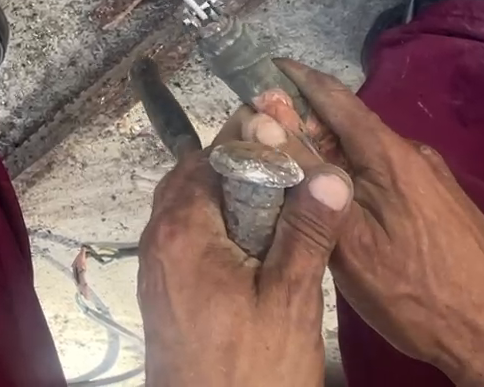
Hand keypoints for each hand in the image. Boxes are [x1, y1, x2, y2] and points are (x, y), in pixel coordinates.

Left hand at [137, 108, 355, 386]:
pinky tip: (249, 239)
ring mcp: (155, 260)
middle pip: (193, 176)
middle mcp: (158, 233)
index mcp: (183, 226)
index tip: (277, 121)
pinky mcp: (160, 284)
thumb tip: (328, 174)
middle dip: (234, 164)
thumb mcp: (288, 300)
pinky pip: (183, 232)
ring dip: (224, 194)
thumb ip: (304, 233)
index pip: (210, 158)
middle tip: (281, 163)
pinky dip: (212, 222)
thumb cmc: (251, 367)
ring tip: (273, 199)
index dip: (244, 138)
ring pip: (186, 203)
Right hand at [277, 61, 483, 386]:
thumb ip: (305, 173)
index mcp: (388, 154)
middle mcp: (414, 155)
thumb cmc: (416, 294)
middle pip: (347, 122)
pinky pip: (386, 172)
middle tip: (263, 131)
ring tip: (293, 166)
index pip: (333, 95)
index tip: (260, 66)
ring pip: (366, 150)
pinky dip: (353, 171)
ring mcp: (435, 181)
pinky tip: (339, 200)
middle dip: (303, 119)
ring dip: (328, 149)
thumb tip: (266, 117)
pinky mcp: (445, 205)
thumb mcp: (346, 237)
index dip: (294, 76)